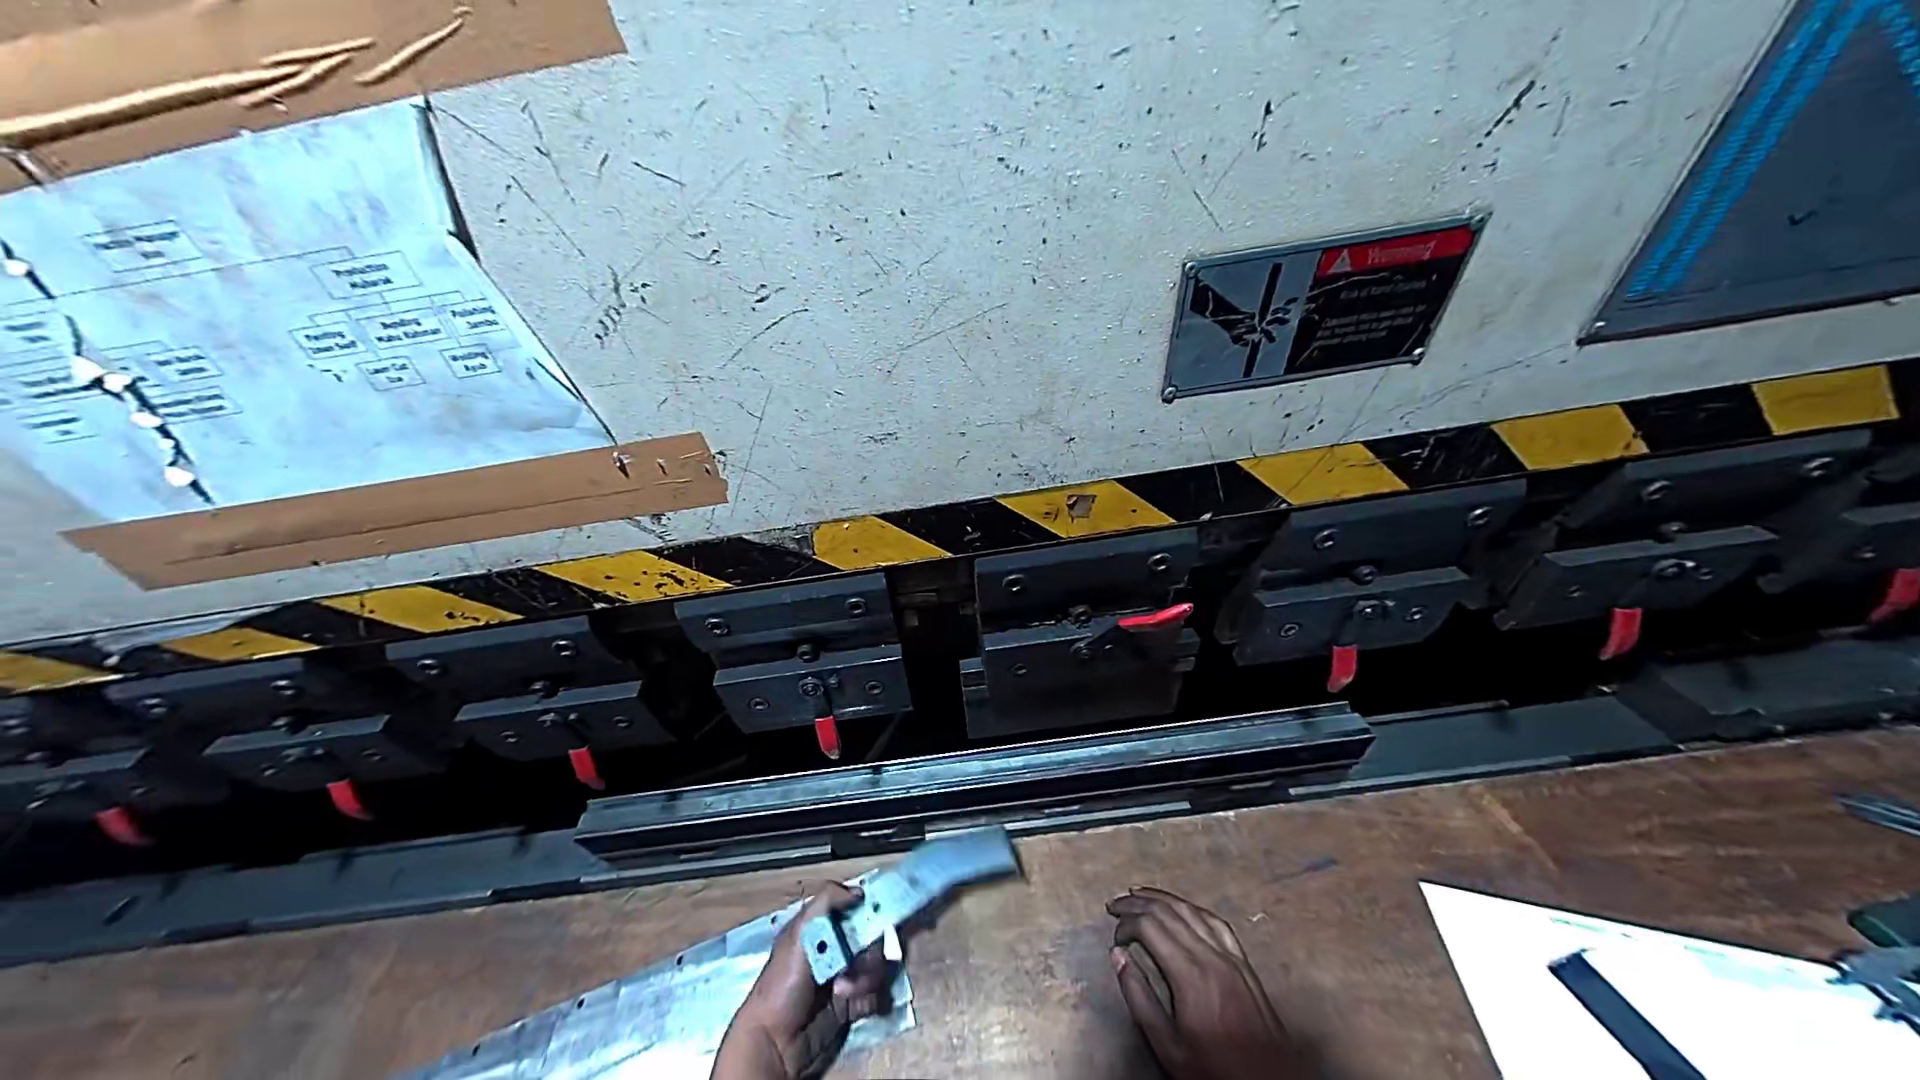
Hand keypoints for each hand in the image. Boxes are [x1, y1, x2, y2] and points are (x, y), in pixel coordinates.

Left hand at [712, 881, 891, 1079]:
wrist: (774, 1045)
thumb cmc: (782, 985)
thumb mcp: (797, 936)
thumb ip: (824, 904)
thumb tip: (858, 891)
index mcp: (820, 927)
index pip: (853, 907)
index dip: (869, 908)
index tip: (880, 913)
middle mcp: (834, 948)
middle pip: (871, 936)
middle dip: (869, 950)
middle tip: (855, 964)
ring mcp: (845, 975)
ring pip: (876, 965)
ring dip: (867, 977)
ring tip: (846, 991)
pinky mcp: (851, 1004)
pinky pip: (877, 993)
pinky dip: (870, 998)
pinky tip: (854, 1005)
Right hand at [1108, 886, 1308, 1079]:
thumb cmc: (1214, 1069)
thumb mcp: (1168, 1046)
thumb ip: (1139, 998)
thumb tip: (1118, 955)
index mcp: (1189, 974)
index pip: (1149, 926)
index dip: (1126, 923)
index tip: (1115, 937)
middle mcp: (1210, 955)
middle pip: (1167, 911)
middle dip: (1137, 903)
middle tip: (1115, 905)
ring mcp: (1230, 956)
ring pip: (1190, 910)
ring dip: (1161, 898)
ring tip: (1138, 894)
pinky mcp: (1244, 962)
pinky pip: (1215, 922)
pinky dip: (1192, 908)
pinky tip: (1181, 907)